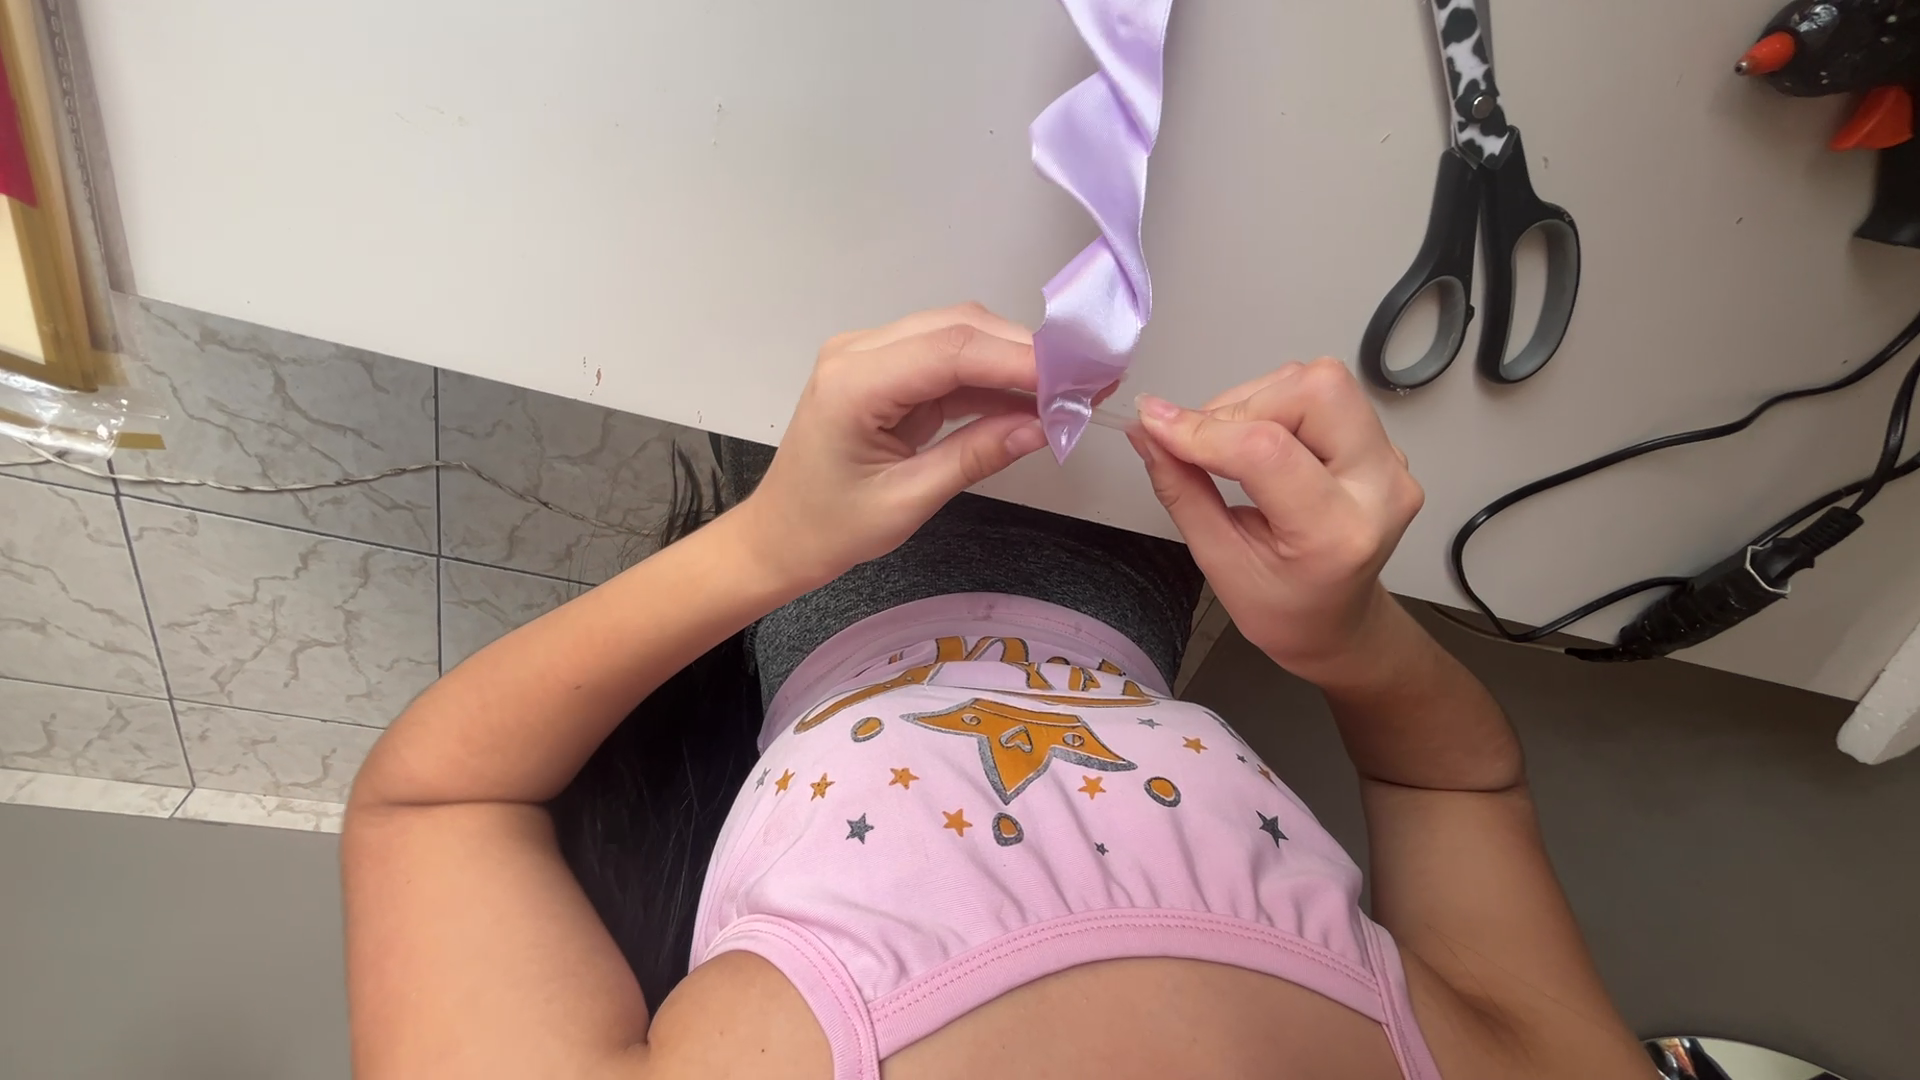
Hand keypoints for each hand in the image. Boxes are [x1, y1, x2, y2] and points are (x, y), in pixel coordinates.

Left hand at [735, 304, 1049, 588]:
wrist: (780, 535)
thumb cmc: (831, 529)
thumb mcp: (907, 500)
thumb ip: (975, 456)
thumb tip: (1043, 427)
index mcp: (854, 384)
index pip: (951, 351)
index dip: (1020, 359)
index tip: (1079, 378)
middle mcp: (858, 352)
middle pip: (957, 329)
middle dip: (1025, 352)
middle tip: (1086, 382)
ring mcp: (869, 356)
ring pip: (956, 336)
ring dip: (1012, 360)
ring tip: (1067, 390)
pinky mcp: (884, 371)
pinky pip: (945, 362)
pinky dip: (989, 378)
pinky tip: (1028, 399)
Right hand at [1130, 358, 1424, 686]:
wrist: (1338, 623)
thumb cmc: (1279, 607)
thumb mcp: (1218, 561)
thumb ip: (1181, 491)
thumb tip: (1144, 431)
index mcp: (1335, 533)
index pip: (1265, 452)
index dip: (1200, 431)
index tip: (1151, 425)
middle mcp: (1379, 486)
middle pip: (1314, 391)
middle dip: (1241, 404)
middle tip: (1203, 443)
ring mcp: (1391, 460)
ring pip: (1319, 382)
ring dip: (1255, 401)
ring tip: (1226, 447)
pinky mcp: (1384, 445)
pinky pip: (1325, 396)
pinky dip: (1274, 406)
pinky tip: (1255, 446)